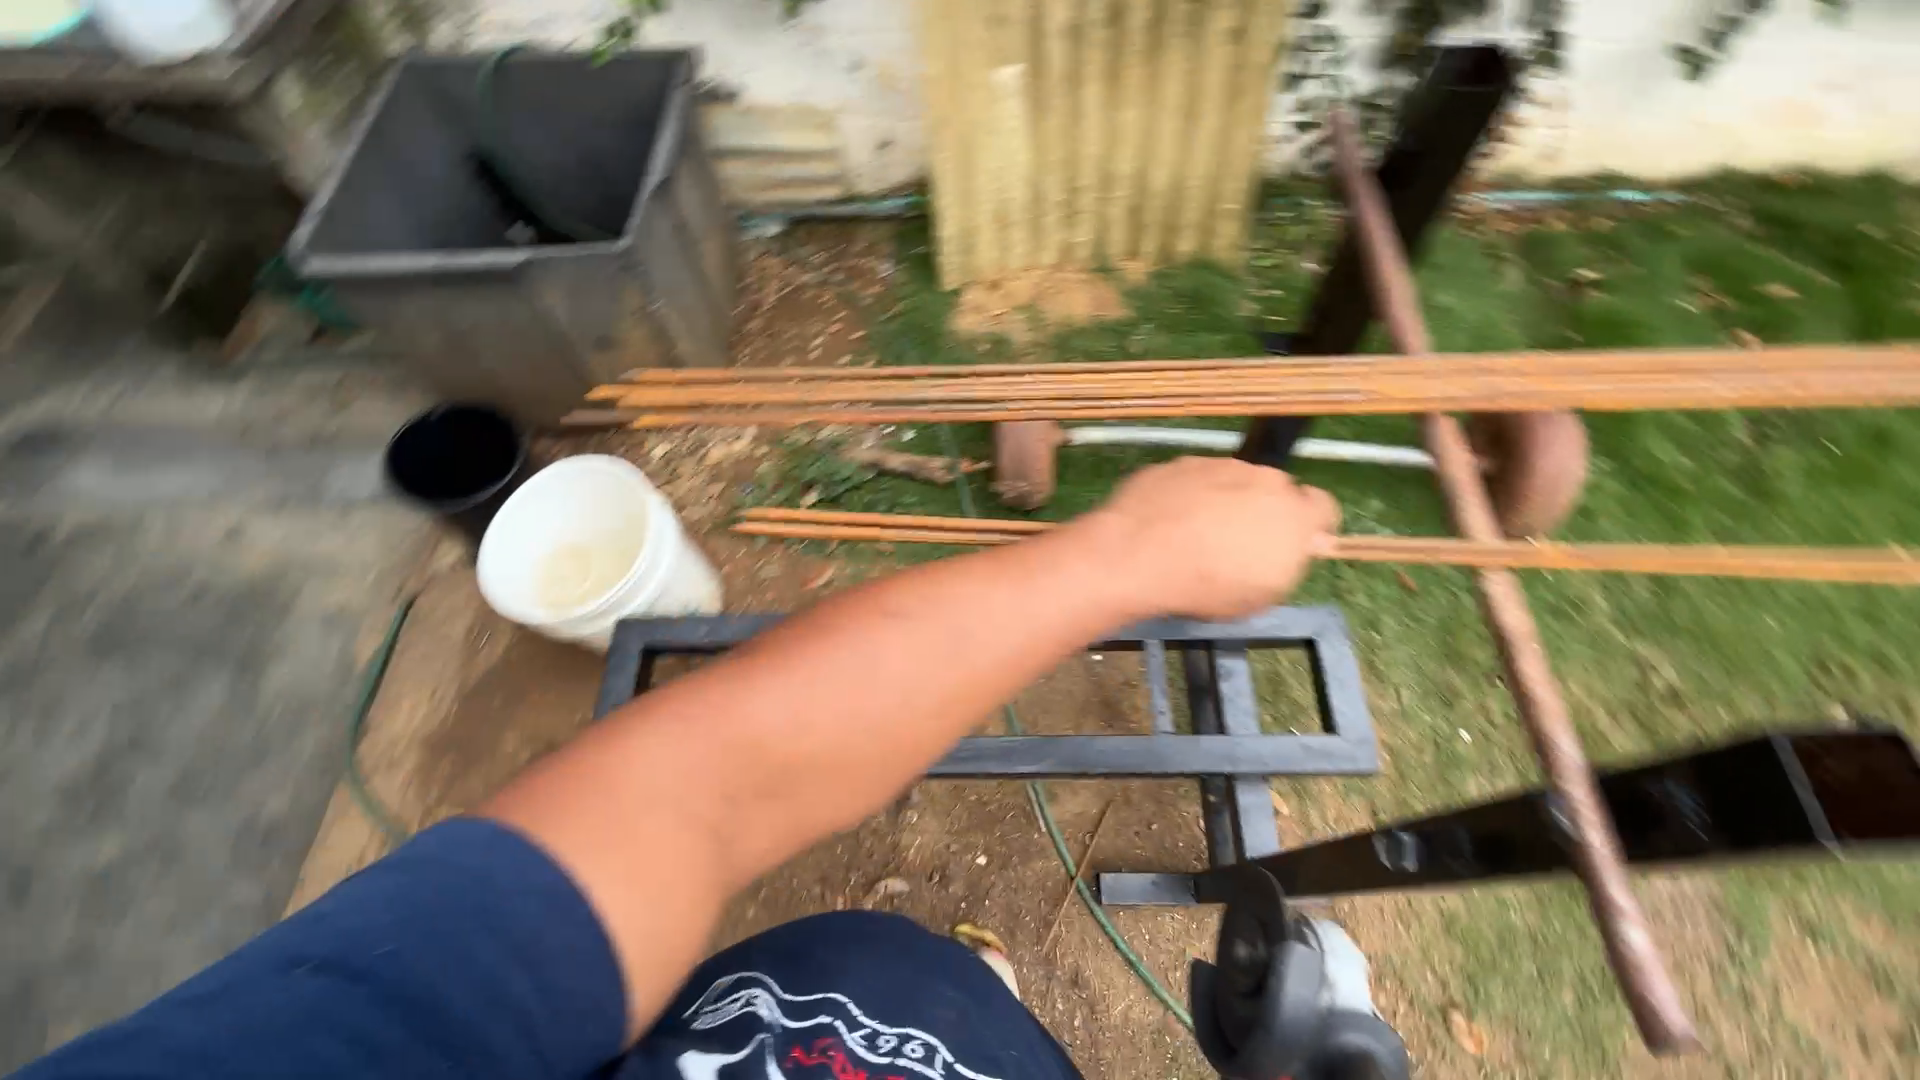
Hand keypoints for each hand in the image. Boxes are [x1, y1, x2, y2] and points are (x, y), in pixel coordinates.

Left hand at [1078, 457, 1339, 619]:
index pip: (1323, 507)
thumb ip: (1288, 562)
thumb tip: (1299, 544)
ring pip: (1231, 480)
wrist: (1137, 554)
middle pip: (1273, 490)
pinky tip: (1165, 521)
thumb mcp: (1263, 595)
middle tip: (1235, 543)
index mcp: (1294, 511)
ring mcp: (1216, 464)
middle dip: (1262, 511)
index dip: (1310, 525)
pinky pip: (1191, 478)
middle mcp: (1261, 477)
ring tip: (1192, 533)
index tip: (1291, 544)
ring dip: (1222, 500)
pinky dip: (1185, 495)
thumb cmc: (1208, 585)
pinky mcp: (1176, 462)